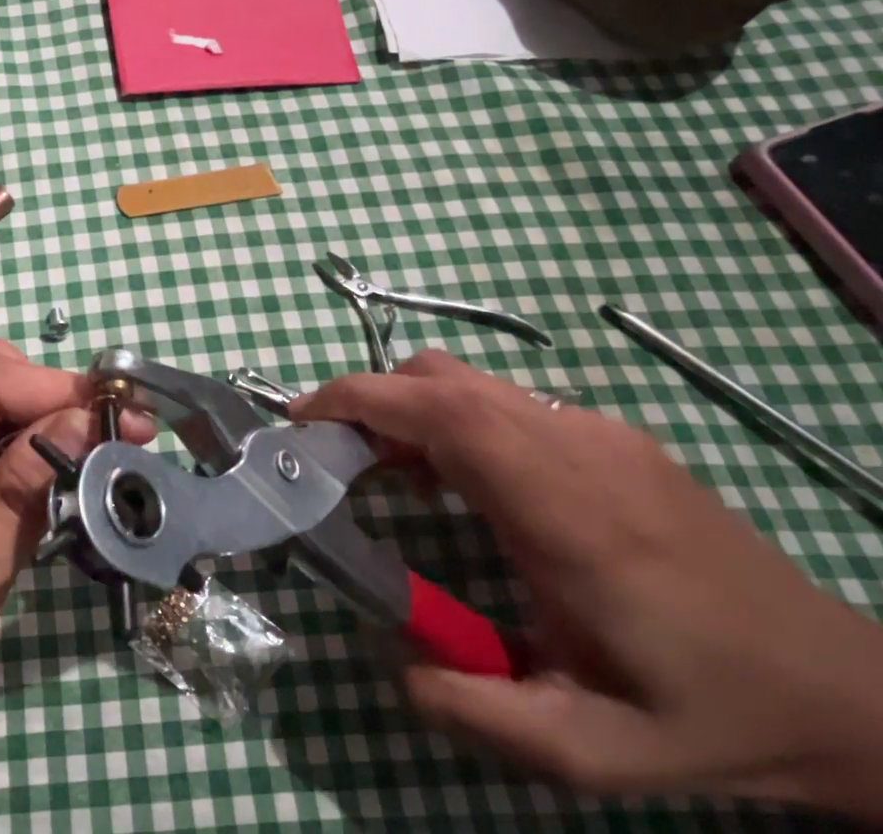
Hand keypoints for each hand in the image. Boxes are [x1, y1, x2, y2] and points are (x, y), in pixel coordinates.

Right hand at [292, 351, 882, 816]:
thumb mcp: (584, 751)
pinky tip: (450, 483)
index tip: (301, 423)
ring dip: (406, 409)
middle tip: (326, 455)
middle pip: (447, 377)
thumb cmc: (708, 716)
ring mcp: (607, 437)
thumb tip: (389, 654)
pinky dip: (449, 420)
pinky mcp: (618, 442)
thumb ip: (468, 708)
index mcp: (571, 514)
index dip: (360, 400)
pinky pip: (508, 404)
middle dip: (366, 399)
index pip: (448, 412)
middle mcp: (586, 451)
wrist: (848, 695)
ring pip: (474, 381)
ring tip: (379, 472)